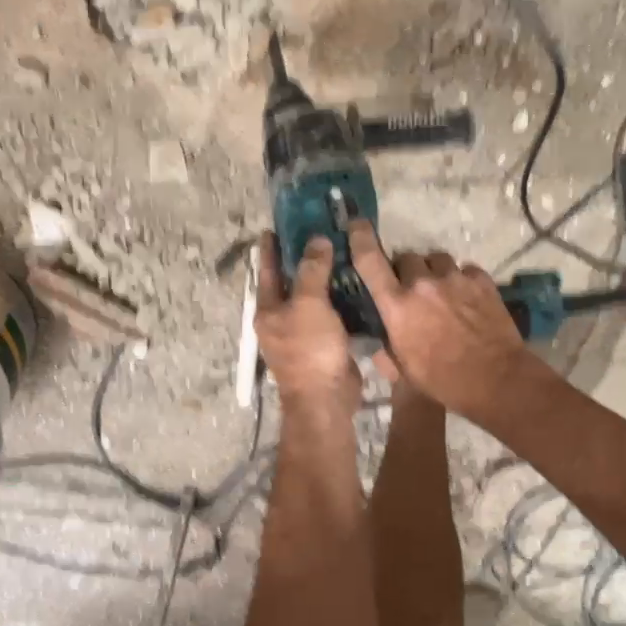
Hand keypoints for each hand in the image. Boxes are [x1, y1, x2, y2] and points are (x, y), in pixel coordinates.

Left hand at [255, 232, 359, 417]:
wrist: (326, 400)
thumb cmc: (309, 350)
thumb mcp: (308, 304)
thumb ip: (311, 270)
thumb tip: (317, 240)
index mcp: (269, 309)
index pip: (266, 269)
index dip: (270, 247)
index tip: (275, 225)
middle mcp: (283, 319)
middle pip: (292, 282)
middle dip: (304, 259)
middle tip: (321, 231)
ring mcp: (305, 333)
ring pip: (315, 297)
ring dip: (327, 277)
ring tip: (343, 251)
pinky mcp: (327, 343)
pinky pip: (333, 313)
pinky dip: (343, 298)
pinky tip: (358, 283)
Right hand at [347, 220, 534, 416]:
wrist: (496, 379)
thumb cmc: (443, 380)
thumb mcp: (404, 371)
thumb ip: (386, 351)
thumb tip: (379, 345)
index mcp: (397, 305)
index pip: (370, 261)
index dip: (360, 238)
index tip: (357, 224)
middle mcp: (423, 284)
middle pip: (406, 258)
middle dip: (405, 271)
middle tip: (413, 291)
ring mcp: (455, 279)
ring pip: (437, 260)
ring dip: (434, 272)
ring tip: (442, 292)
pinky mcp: (482, 281)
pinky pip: (465, 270)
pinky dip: (462, 280)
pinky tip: (467, 299)